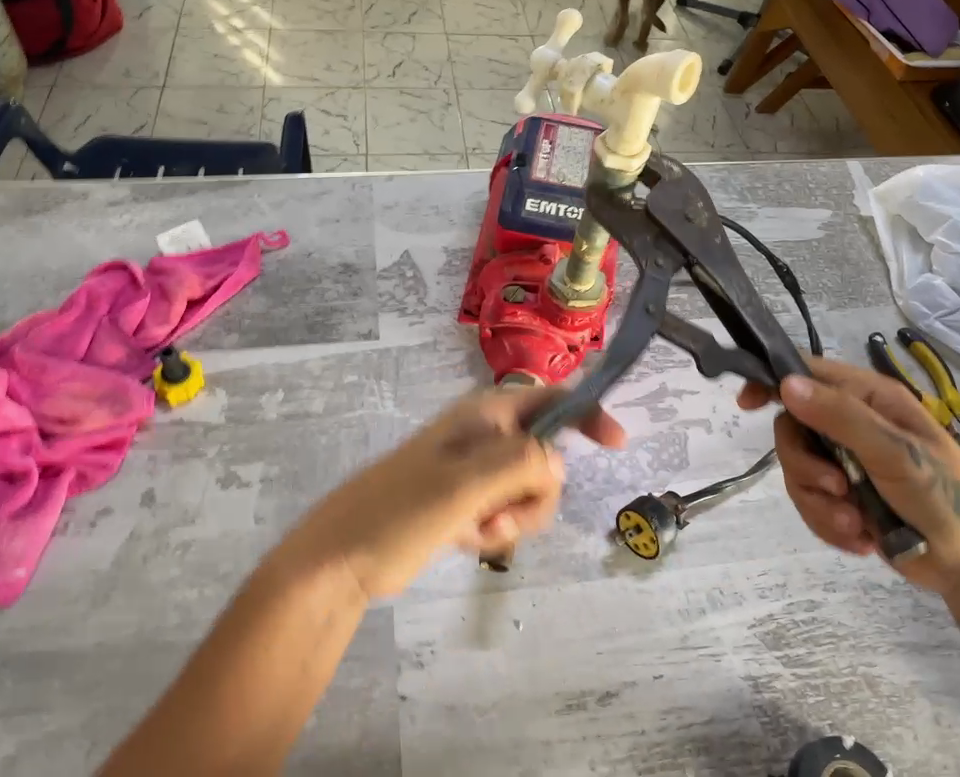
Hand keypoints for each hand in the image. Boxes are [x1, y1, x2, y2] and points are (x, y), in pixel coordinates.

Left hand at [282, 387, 625, 600]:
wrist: (343, 557)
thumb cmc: (399, 512)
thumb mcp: (464, 485)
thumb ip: (520, 464)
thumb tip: (556, 461)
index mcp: (482, 415)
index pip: (549, 400)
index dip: (586, 413)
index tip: (617, 444)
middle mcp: (482, 436)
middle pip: (545, 458)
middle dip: (536, 494)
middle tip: (503, 515)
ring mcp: (472, 472)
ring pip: (528, 491)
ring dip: (514, 518)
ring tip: (477, 531)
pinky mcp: (463, 504)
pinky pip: (504, 513)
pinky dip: (495, 530)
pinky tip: (464, 540)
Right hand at [740, 357, 959, 597]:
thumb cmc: (948, 497)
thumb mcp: (894, 452)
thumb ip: (839, 417)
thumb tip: (785, 384)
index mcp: (870, 399)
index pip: (807, 374)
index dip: (772, 383)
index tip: (746, 404)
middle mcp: (854, 425)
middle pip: (793, 431)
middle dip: (805, 467)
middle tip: (835, 489)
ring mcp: (849, 464)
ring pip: (798, 473)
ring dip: (821, 505)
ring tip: (857, 526)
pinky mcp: (846, 500)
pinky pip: (811, 504)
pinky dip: (830, 525)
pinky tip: (863, 540)